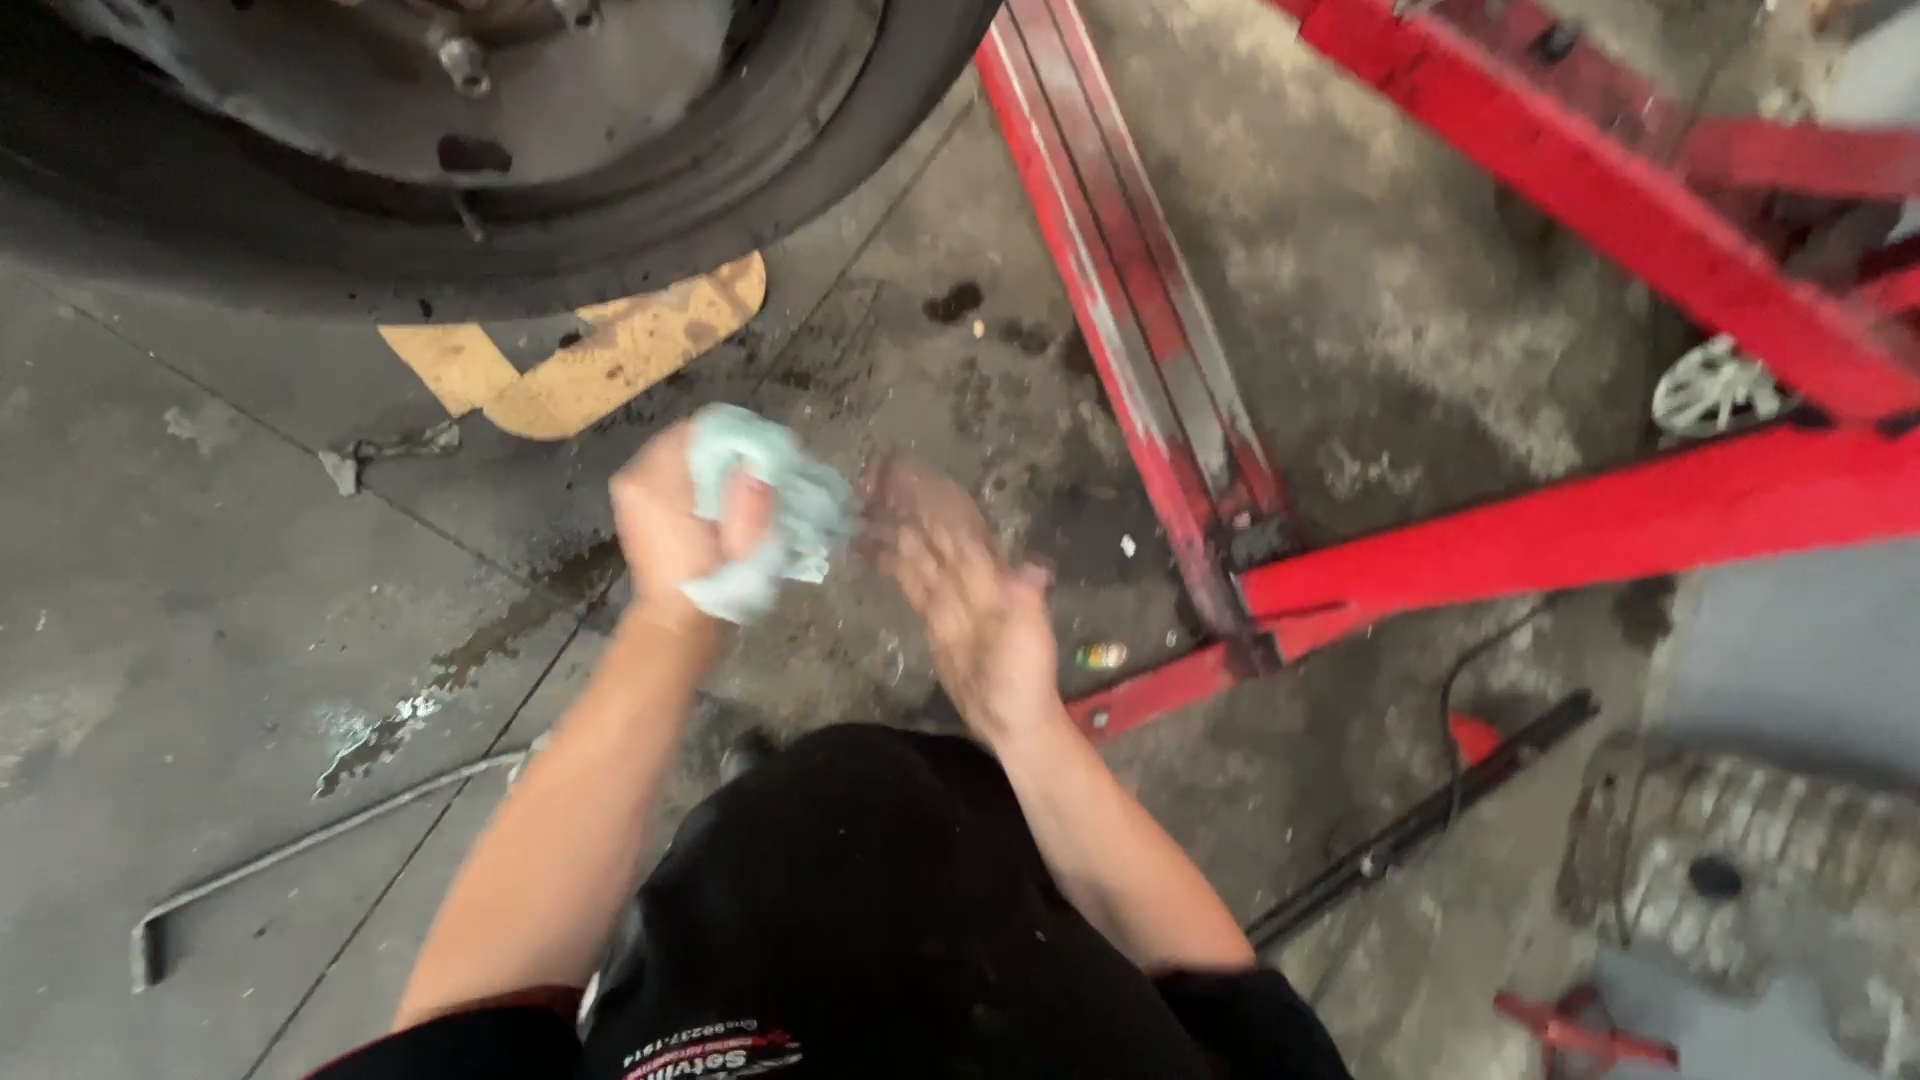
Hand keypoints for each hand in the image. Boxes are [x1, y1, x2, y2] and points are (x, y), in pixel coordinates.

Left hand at [610, 421, 772, 629]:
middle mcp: (636, 477)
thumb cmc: (715, 586)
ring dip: (711, 460)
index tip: (762, 455)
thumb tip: (760, 460)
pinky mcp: (635, 498)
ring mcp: (631, 487)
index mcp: (659, 485)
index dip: (736, 437)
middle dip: (725, 448)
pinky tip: (717, 497)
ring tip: (738, 484)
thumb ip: (750, 500)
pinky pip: (671, 467)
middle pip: (688, 436)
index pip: (700, 430)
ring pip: (680, 450)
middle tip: (756, 470)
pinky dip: (697, 473)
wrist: (676, 620)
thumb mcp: (744, 545)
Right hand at [865, 462, 1064, 746]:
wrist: (1011, 719)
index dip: (930, 496)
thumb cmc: (1023, 682)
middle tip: (866, 478)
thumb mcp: (1028, 642)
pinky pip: (908, 576)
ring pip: (916, 547)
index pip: (955, 523)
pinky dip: (887, 557)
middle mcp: (967, 575)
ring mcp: (948, 594)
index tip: (899, 472)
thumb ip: (1026, 604)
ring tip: (855, 506)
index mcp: (988, 575)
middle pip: (931, 527)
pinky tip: (864, 546)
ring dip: (890, 524)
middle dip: (904, 500)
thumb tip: (1032, 568)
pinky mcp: (933, 615)